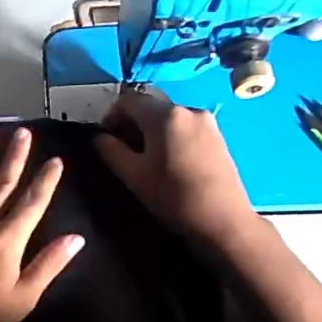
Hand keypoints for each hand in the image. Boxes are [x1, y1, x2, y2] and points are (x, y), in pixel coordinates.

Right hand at [93, 88, 257, 245]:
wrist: (223, 221)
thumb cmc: (174, 198)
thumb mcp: (134, 176)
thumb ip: (111, 151)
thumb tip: (98, 137)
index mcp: (165, 115)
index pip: (128, 100)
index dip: (111, 116)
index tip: (106, 140)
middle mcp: (188, 109)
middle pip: (150, 106)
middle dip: (132, 124)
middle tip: (124, 152)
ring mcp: (208, 122)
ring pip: (169, 118)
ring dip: (152, 131)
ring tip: (148, 160)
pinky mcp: (219, 137)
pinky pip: (186, 128)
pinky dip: (172, 137)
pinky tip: (171, 162)